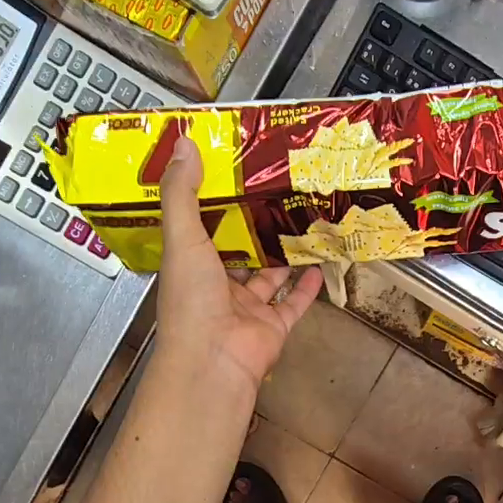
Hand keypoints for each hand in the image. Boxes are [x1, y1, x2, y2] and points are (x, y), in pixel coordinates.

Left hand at [156, 136, 322, 391]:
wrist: (215, 359)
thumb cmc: (192, 301)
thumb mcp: (182, 236)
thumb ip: (183, 192)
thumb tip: (183, 143)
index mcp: (190, 266)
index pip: (201, 228)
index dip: (215, 203)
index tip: (232, 173)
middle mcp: (218, 286)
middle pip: (240, 252)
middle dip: (255, 227)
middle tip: (277, 194)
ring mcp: (248, 308)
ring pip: (270, 275)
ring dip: (284, 253)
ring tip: (302, 223)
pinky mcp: (274, 325)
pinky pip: (294, 303)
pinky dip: (307, 286)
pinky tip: (319, 264)